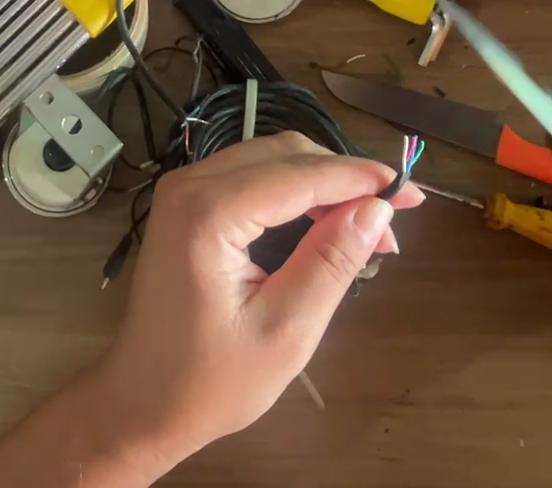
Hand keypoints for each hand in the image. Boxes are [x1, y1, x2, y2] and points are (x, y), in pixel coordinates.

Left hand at [94, 133, 426, 466]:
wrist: (141, 396)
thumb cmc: (209, 379)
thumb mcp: (285, 331)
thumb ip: (330, 261)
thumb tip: (376, 209)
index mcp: (208, 212)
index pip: (299, 174)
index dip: (358, 177)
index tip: (410, 191)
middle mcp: (190, 183)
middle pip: (283, 155)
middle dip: (343, 178)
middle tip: (392, 219)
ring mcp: (183, 188)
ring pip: (268, 159)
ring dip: (321, 182)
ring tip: (367, 226)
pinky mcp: (186, 201)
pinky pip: (250, 175)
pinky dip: (293, 191)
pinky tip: (324, 220)